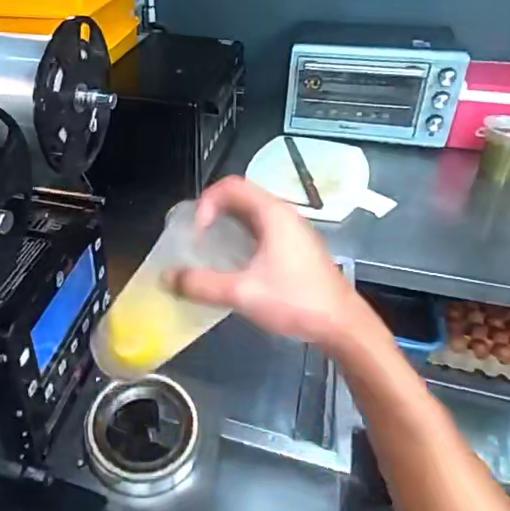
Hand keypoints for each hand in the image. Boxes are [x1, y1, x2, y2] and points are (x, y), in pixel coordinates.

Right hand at [168, 176, 378, 350]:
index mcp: (273, 214)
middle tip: (197, 238)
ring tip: (211, 251)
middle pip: (242, 197)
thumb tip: (168, 277)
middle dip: (214, 212)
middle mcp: (285, 215)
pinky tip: (236, 265)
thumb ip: (201, 285)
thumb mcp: (242, 293)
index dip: (206, 201)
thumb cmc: (296, 301)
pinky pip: (264, 230)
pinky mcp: (298, 248)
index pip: (231, 186)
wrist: (341, 324)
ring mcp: (294, 231)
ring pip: (253, 214)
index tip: (197, 231)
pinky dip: (244, 238)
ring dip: (229, 225)